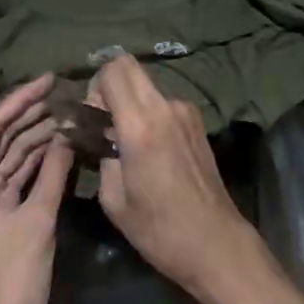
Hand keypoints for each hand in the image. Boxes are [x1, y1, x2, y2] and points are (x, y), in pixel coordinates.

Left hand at [0, 74, 73, 303]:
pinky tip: (62, 143)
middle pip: (0, 140)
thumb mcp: (36, 219)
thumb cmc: (12, 274)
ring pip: (11, 157)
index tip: (47, 79)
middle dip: (31, 116)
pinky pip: (19, 176)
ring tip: (68, 114)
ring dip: (39, 137)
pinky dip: (40, 160)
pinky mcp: (0, 215)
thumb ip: (53, 171)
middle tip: (63, 92)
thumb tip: (70, 132)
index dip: (19, 100)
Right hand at [91, 55, 255, 292]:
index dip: (95, 86)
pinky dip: (150, 113)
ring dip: (131, 101)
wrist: (212, 238)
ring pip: (147, 85)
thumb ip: (101, 154)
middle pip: (130, 66)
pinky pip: (164, 102)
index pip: (113, 71)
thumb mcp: (114, 199)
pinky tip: (153, 148)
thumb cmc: (157, 228)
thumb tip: (95, 132)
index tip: (91, 116)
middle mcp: (164, 105)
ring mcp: (184, 108)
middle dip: (110, 84)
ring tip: (128, 142)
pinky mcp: (196, 117)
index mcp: (140, 125)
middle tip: (104, 120)